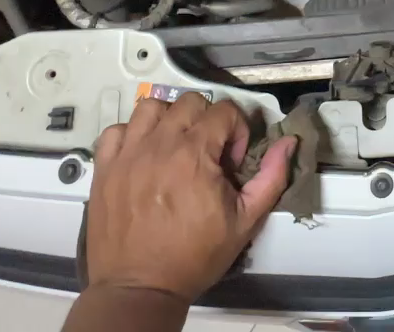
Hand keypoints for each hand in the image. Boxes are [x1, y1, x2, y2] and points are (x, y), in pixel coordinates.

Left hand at [83, 93, 296, 300]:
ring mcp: (128, 155)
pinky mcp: (104, 170)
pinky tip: (142, 154)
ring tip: (174, 146)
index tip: (231, 160)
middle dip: (206, 120)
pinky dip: (130, 135)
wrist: (139, 291)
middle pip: (189, 102)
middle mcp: (160, 146)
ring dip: (168, 120)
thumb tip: (289, 143)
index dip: (236, 130)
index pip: (224, 110)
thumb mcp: (245, 222)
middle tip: (207, 151)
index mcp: (195, 154)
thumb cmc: (194, 257)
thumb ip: (271, 177)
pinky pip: (115, 131)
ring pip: (151, 107)